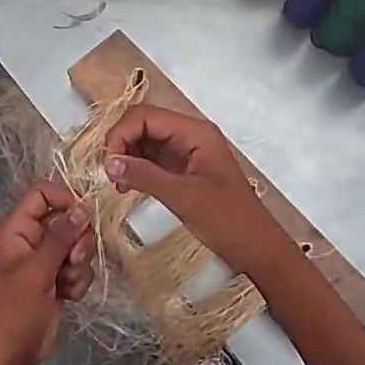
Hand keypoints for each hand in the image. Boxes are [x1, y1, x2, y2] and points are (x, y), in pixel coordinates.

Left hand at [0, 180, 92, 364]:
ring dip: (79, 265)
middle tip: (73, 261)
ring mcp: (45, 259)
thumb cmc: (15, 311)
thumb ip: (60, 237)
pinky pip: (79, 266)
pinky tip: (68, 297)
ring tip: (65, 285)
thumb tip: (82, 206)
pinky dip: (78, 281)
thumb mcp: (37, 272)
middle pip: (67, 218)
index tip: (84, 217)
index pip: (42, 193)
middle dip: (77, 242)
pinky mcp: (57, 277)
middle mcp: (30, 239)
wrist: (13, 355)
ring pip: (77, 244)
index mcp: (15, 229)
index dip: (65, 199)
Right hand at [103, 105, 289, 273]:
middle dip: (121, 143)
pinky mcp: (182, 170)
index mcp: (195, 132)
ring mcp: (186, 152)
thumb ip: (145, 176)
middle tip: (108, 172)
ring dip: (126, 157)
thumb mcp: (184, 197)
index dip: (121, 132)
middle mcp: (189, 136)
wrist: (256, 248)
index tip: (107, 161)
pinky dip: (135, 169)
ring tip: (116, 182)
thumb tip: (109, 162)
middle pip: (144, 124)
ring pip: (145, 142)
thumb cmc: (227, 220)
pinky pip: (151, 160)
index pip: (146, 116)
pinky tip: (126, 185)